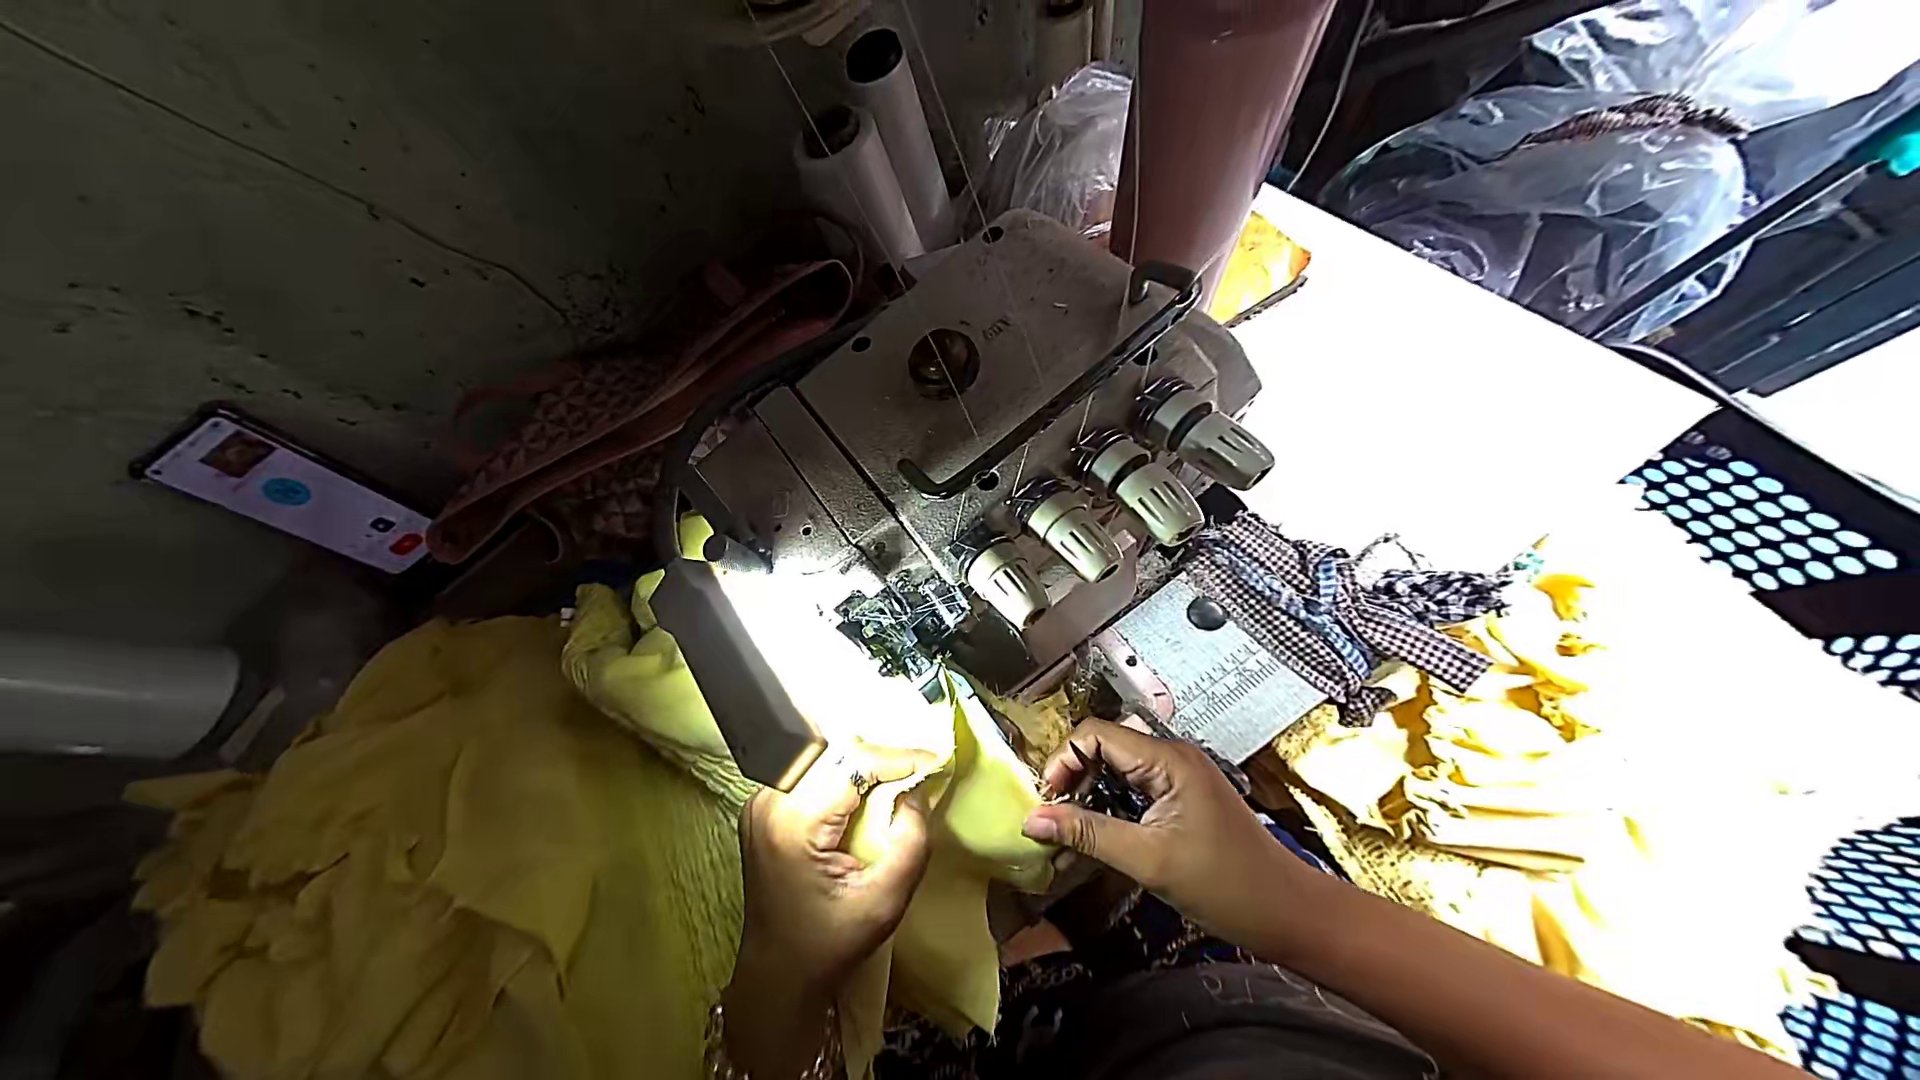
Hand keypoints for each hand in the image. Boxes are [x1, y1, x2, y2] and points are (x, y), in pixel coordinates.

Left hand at [723, 743, 933, 1075]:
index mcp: (793, 823)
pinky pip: (811, 770)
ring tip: (902, 766)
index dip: (897, 757)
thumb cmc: (830, 944)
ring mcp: (762, 800)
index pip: (853, 765)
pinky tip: (870, 781)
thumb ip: (911, 842)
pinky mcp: (765, 804)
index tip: (934, 760)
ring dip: (864, 758)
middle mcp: (769, 801)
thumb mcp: (885, 901)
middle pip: (835, 751)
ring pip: (823, 754)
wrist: (778, 974)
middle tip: (921, 760)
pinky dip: (845, 770)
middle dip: (882, 752)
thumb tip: (918, 791)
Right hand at [1021, 719, 1308, 946]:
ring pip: (1116, 765)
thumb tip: (1032, 820)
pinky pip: (1133, 783)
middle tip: (1054, 816)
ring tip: (1069, 826)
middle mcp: (1171, 754)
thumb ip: (1087, 834)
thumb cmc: (1226, 886)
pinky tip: (1097, 828)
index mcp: (1167, 758)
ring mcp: (1179, 773)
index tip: (1048, 800)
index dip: (1064, 760)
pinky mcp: (1182, 793)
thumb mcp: (1148, 860)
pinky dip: (1110, 801)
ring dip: (1088, 790)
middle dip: (1073, 775)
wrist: (1289, 913)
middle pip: (1104, 745)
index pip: (1096, 734)